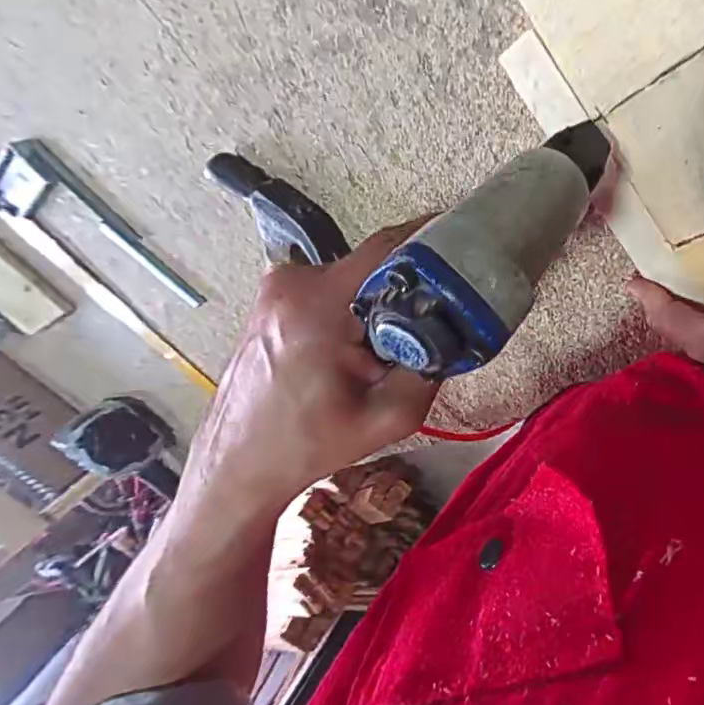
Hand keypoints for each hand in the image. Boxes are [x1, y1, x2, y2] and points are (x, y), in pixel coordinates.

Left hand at [184, 220, 439, 513]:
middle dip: (410, 285)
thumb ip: (430, 372)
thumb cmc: (303, 446)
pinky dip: (357, 307)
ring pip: (355, 277)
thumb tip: (455, 334)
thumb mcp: (388, 419)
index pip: (387, 247)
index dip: (432, 238)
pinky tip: (363, 344)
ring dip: (382, 300)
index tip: (464, 239)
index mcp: (315, 305)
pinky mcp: (275, 300)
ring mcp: (277, 289)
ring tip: (392, 343)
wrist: (238, 466)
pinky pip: (335, 287)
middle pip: (374, 262)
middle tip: (434, 318)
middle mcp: (290, 284)